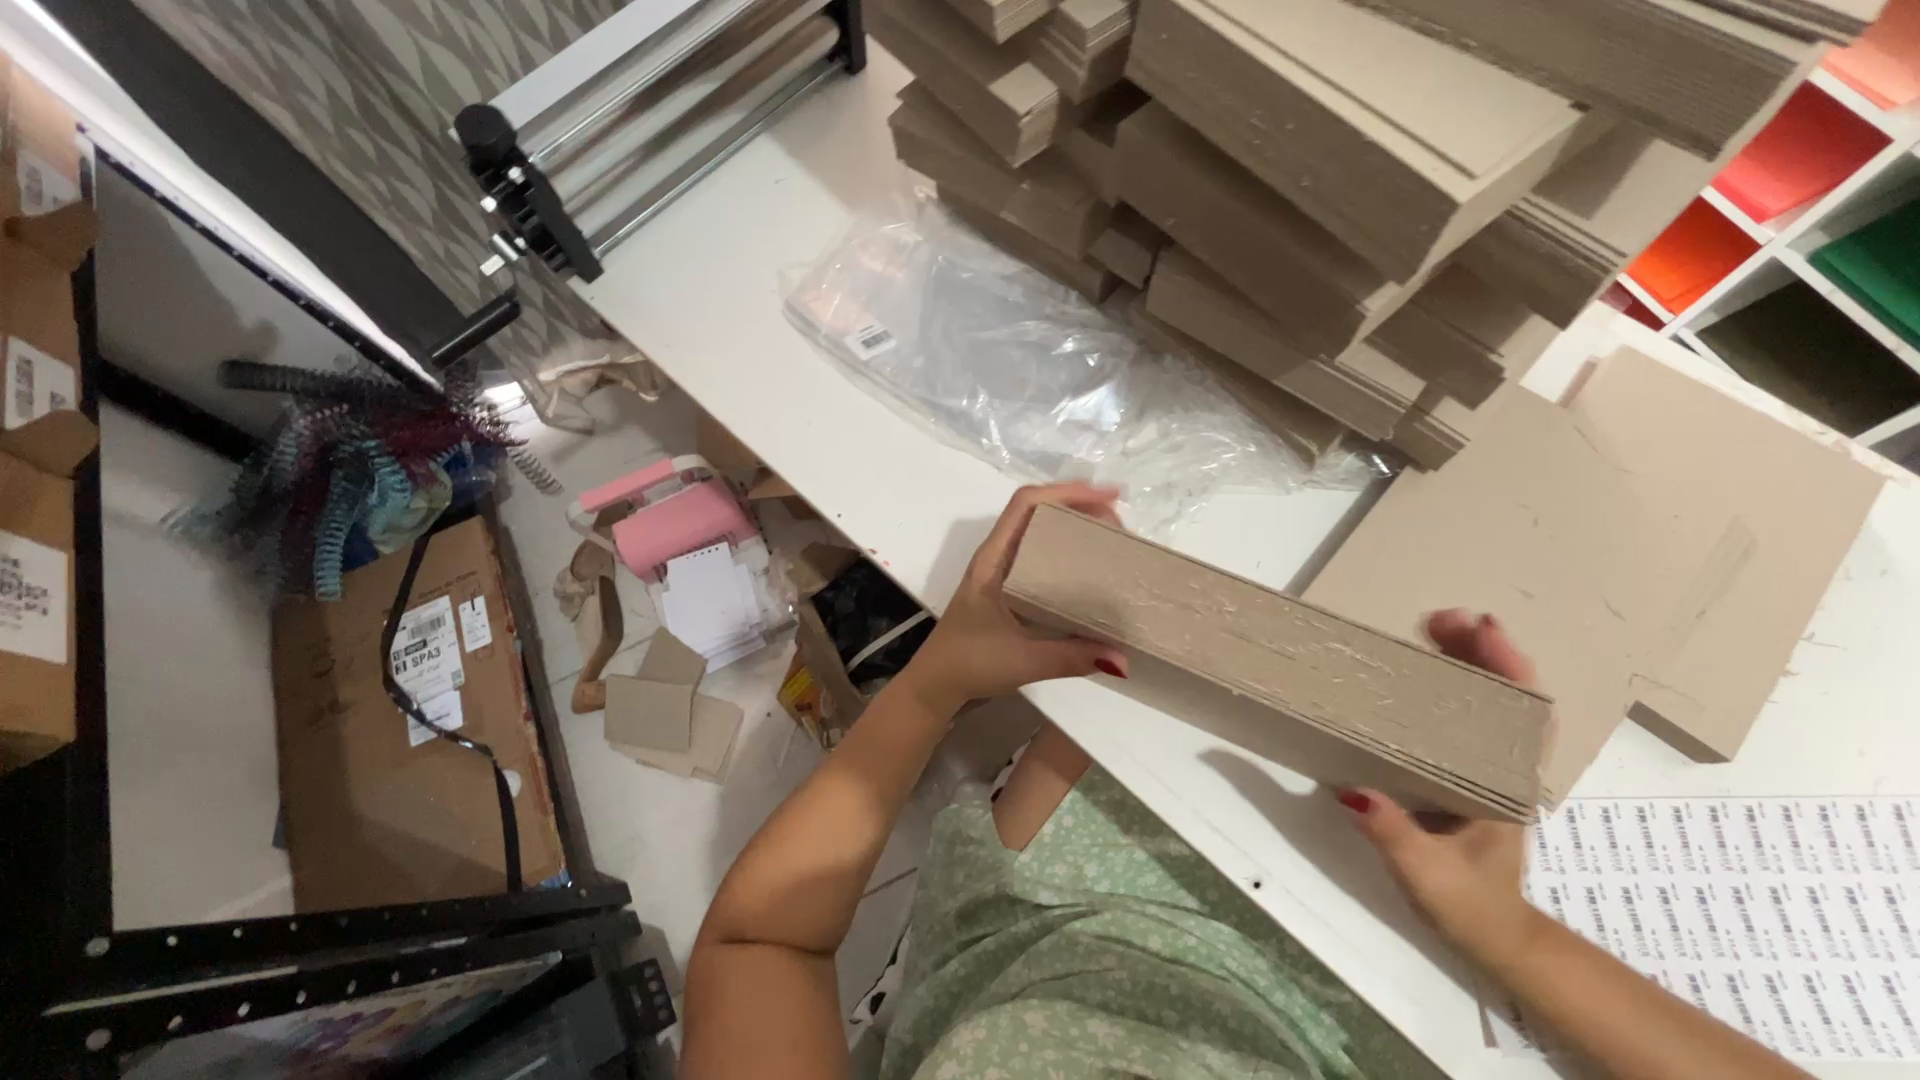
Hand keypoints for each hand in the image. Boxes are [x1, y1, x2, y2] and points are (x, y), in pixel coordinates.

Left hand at [900, 483, 1128, 713]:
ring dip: (1074, 526)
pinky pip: (1041, 556)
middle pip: (1038, 510)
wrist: (935, 684)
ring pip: (1040, 532)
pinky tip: (1091, 568)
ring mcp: (1002, 571)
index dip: (1067, 492)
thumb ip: (1070, 657)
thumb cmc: (968, 663)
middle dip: (1079, 506)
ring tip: (1112, 537)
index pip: (1026, 504)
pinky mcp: (1009, 588)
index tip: (1108, 497)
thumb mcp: (1022, 661)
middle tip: (1120, 524)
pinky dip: (1068, 551)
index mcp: (993, 559)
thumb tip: (1122, 658)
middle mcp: (997, 556)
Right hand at [1339, 610, 1544, 964]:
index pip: (1525, 712)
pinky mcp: (1462, 772)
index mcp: (1507, 782)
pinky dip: (1451, 683)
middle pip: (1509, 693)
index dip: (1508, 664)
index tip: (1479, 627)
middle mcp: (1504, 765)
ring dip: (1466, 659)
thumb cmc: (1469, 903)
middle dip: (1480, 648)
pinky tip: (1420, 670)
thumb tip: (1353, 791)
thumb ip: (1394, 834)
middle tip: (1436, 618)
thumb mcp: (1427, 872)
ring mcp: (1486, 766)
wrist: (1492, 935)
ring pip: (1490, 700)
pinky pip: (1466, 715)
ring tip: (1426, 629)